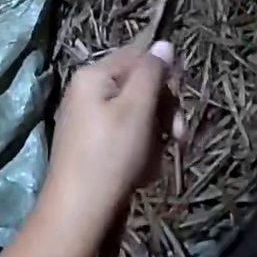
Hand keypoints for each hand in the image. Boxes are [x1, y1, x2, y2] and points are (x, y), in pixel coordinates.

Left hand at [39, 41, 174, 246]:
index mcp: (94, 74)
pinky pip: (126, 136)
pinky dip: (139, 152)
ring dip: (154, 136)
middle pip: (140, 86)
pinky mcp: (93, 144)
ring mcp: (89, 118)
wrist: (78, 213)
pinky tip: (141, 172)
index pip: (139, 55)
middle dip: (162, 111)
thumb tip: (164, 43)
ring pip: (138, 115)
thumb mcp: (137, 108)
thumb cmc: (110, 156)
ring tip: (152, 161)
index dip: (164, 75)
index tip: (177, 101)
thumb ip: (152, 73)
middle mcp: (88, 90)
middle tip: (176, 137)